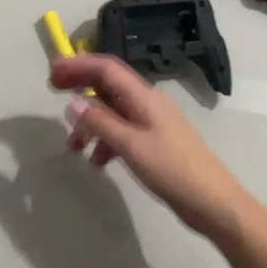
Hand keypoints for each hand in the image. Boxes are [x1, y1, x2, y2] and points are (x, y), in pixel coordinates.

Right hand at [52, 53, 252, 238]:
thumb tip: (71, 102)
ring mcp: (151, 123)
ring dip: (90, 121)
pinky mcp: (154, 144)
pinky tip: (97, 162)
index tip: (52, 71)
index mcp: (143, 97)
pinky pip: (121, 132)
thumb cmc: (173, 169)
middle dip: (80, 85)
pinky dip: (104, 141)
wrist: (214, 203)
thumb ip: (100, 122)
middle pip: (108, 84)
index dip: (78, 65)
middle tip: (52, 91)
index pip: (106, 68)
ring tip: (72, 145)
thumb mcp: (131, 145)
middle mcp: (146, 103)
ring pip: (112, 111)